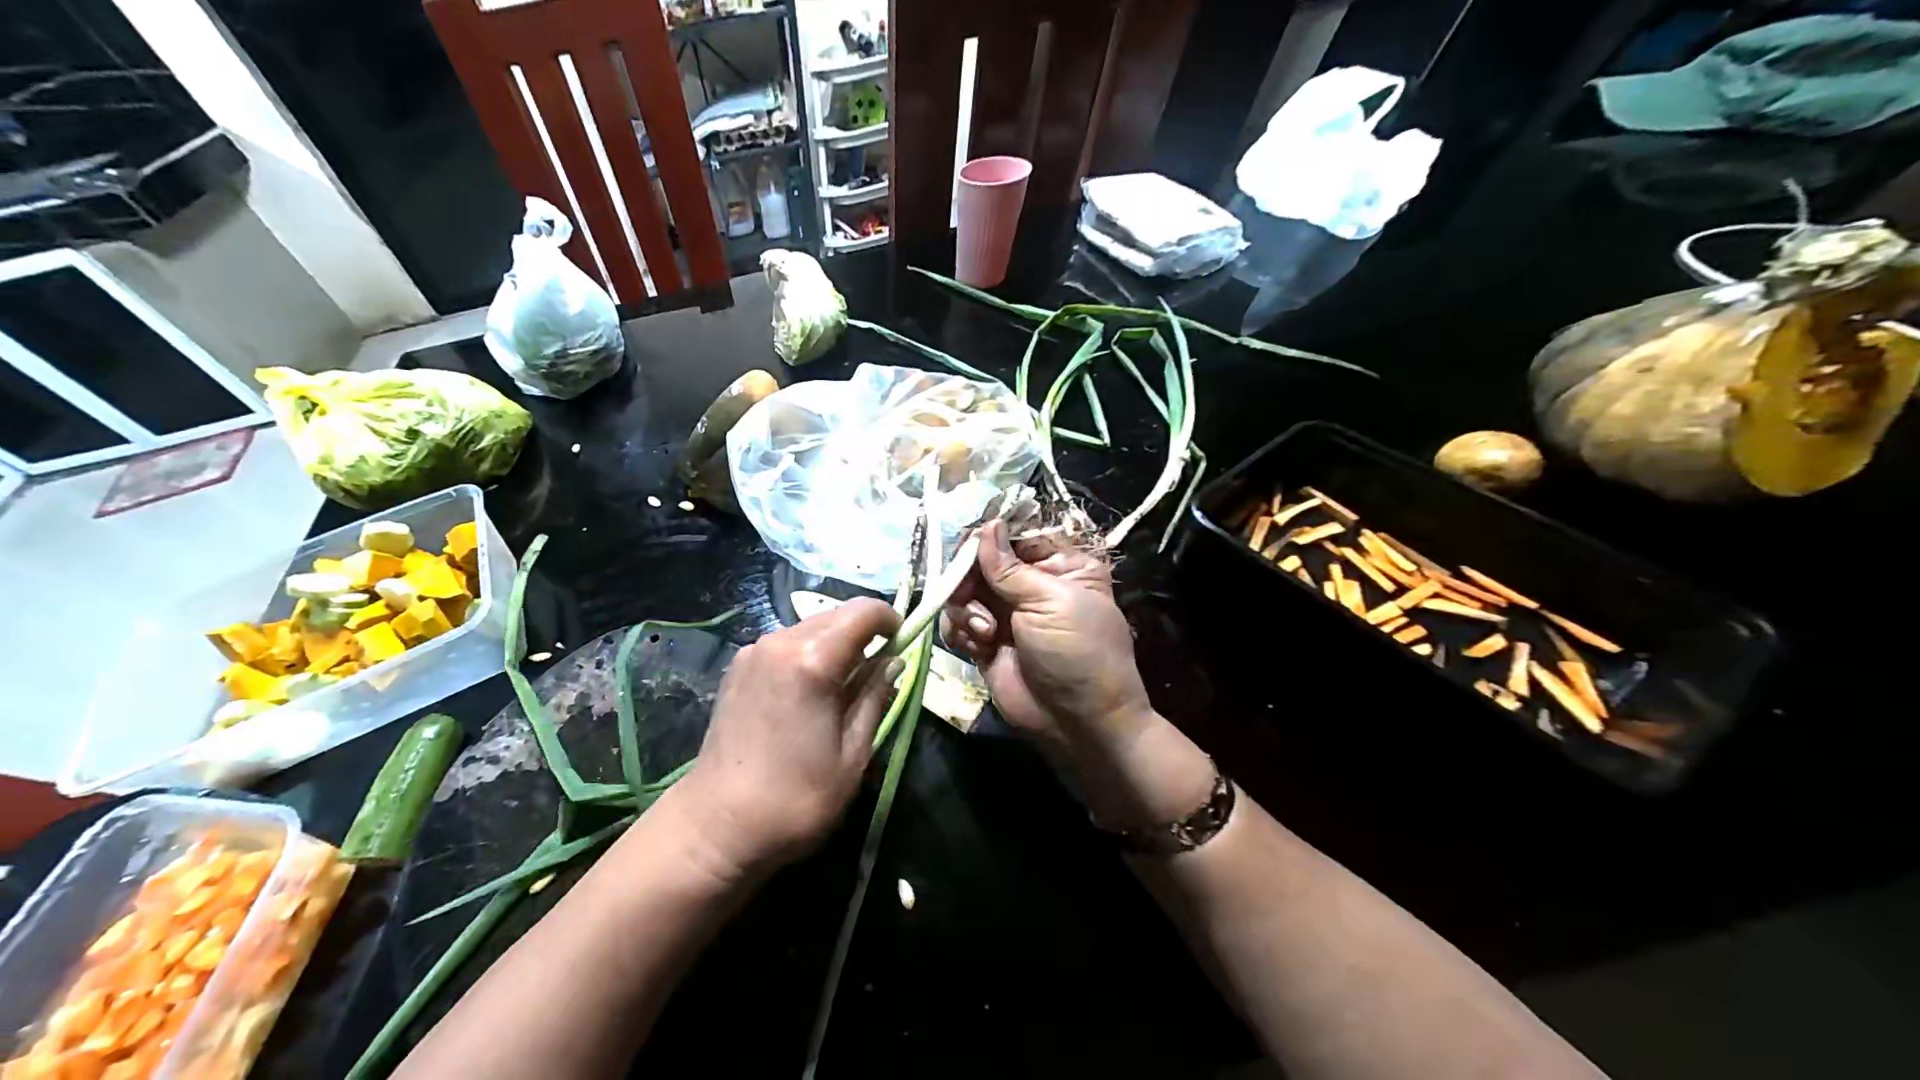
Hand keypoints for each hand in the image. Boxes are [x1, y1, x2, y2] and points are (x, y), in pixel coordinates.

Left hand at [674, 599, 900, 880]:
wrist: (715, 828)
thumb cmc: (795, 798)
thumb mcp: (853, 753)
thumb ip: (876, 696)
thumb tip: (893, 661)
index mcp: (812, 660)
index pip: (864, 611)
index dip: (891, 621)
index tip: (902, 646)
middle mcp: (780, 642)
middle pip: (836, 615)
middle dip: (864, 634)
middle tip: (878, 674)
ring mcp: (754, 652)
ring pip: (810, 628)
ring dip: (836, 645)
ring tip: (844, 690)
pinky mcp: (738, 668)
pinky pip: (786, 645)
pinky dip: (808, 655)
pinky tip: (809, 696)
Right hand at [939, 520, 1152, 743]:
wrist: (1078, 723)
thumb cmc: (1079, 652)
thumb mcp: (1051, 601)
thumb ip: (1009, 567)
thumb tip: (986, 525)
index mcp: (1060, 566)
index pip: (1015, 536)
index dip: (989, 537)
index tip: (967, 543)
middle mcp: (1030, 585)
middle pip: (981, 562)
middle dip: (970, 576)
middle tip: (967, 593)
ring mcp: (1006, 615)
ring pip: (963, 591)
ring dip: (965, 607)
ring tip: (983, 630)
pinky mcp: (985, 642)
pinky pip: (958, 623)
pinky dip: (959, 629)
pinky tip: (975, 644)